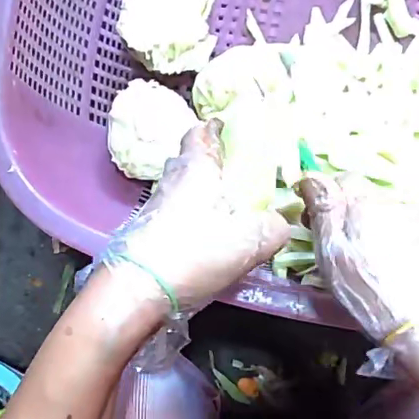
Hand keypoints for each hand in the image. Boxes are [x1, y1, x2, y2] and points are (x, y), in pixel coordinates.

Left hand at [99, 120, 288, 317]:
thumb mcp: (250, 241)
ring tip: (225, 209)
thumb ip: (274, 228)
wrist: (137, 289)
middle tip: (235, 175)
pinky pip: (173, 215)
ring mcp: (154, 208)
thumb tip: (282, 223)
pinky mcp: (146, 234)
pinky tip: (206, 237)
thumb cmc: (194, 252)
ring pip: (180, 189)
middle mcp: (171, 181)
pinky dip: (189, 219)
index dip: (216, 128)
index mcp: (195, 168)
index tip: (229, 129)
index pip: (201, 133)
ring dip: (199, 194)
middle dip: (209, 163)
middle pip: (189, 161)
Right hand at [300, 172, 418, 361]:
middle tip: (329, 240)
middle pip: (362, 194)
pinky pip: (394, 228)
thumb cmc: (364, 285)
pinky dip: (381, 237)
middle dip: (343, 210)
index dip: (322, 196)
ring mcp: (413, 221)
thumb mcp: (331, 248)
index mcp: (366, 201)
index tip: (310, 221)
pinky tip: (378, 262)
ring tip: (355, 254)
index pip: (342, 178)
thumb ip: (323, 208)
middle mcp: (392, 203)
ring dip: (362, 223)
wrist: (418, 320)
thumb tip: (311, 176)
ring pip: (378, 211)